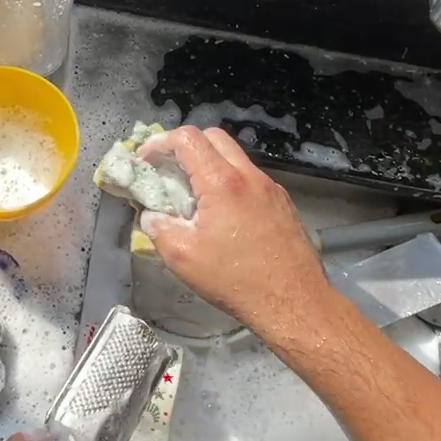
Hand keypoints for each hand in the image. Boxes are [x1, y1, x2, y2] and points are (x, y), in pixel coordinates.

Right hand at [138, 125, 333, 331]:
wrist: (294, 303)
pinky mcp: (282, 202)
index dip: (160, 143)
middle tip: (168, 169)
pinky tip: (222, 213)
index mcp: (222, 182)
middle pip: (213, 137)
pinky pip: (250, 178)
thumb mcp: (182, 257)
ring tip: (193, 194)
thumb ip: (158, 227)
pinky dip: (229, 181)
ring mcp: (270, 187)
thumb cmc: (235, 280)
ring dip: (209, 164)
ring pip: (234, 157)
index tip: (146, 160)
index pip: (187, 138)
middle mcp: (249, 176)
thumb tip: (151, 214)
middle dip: (185, 146)